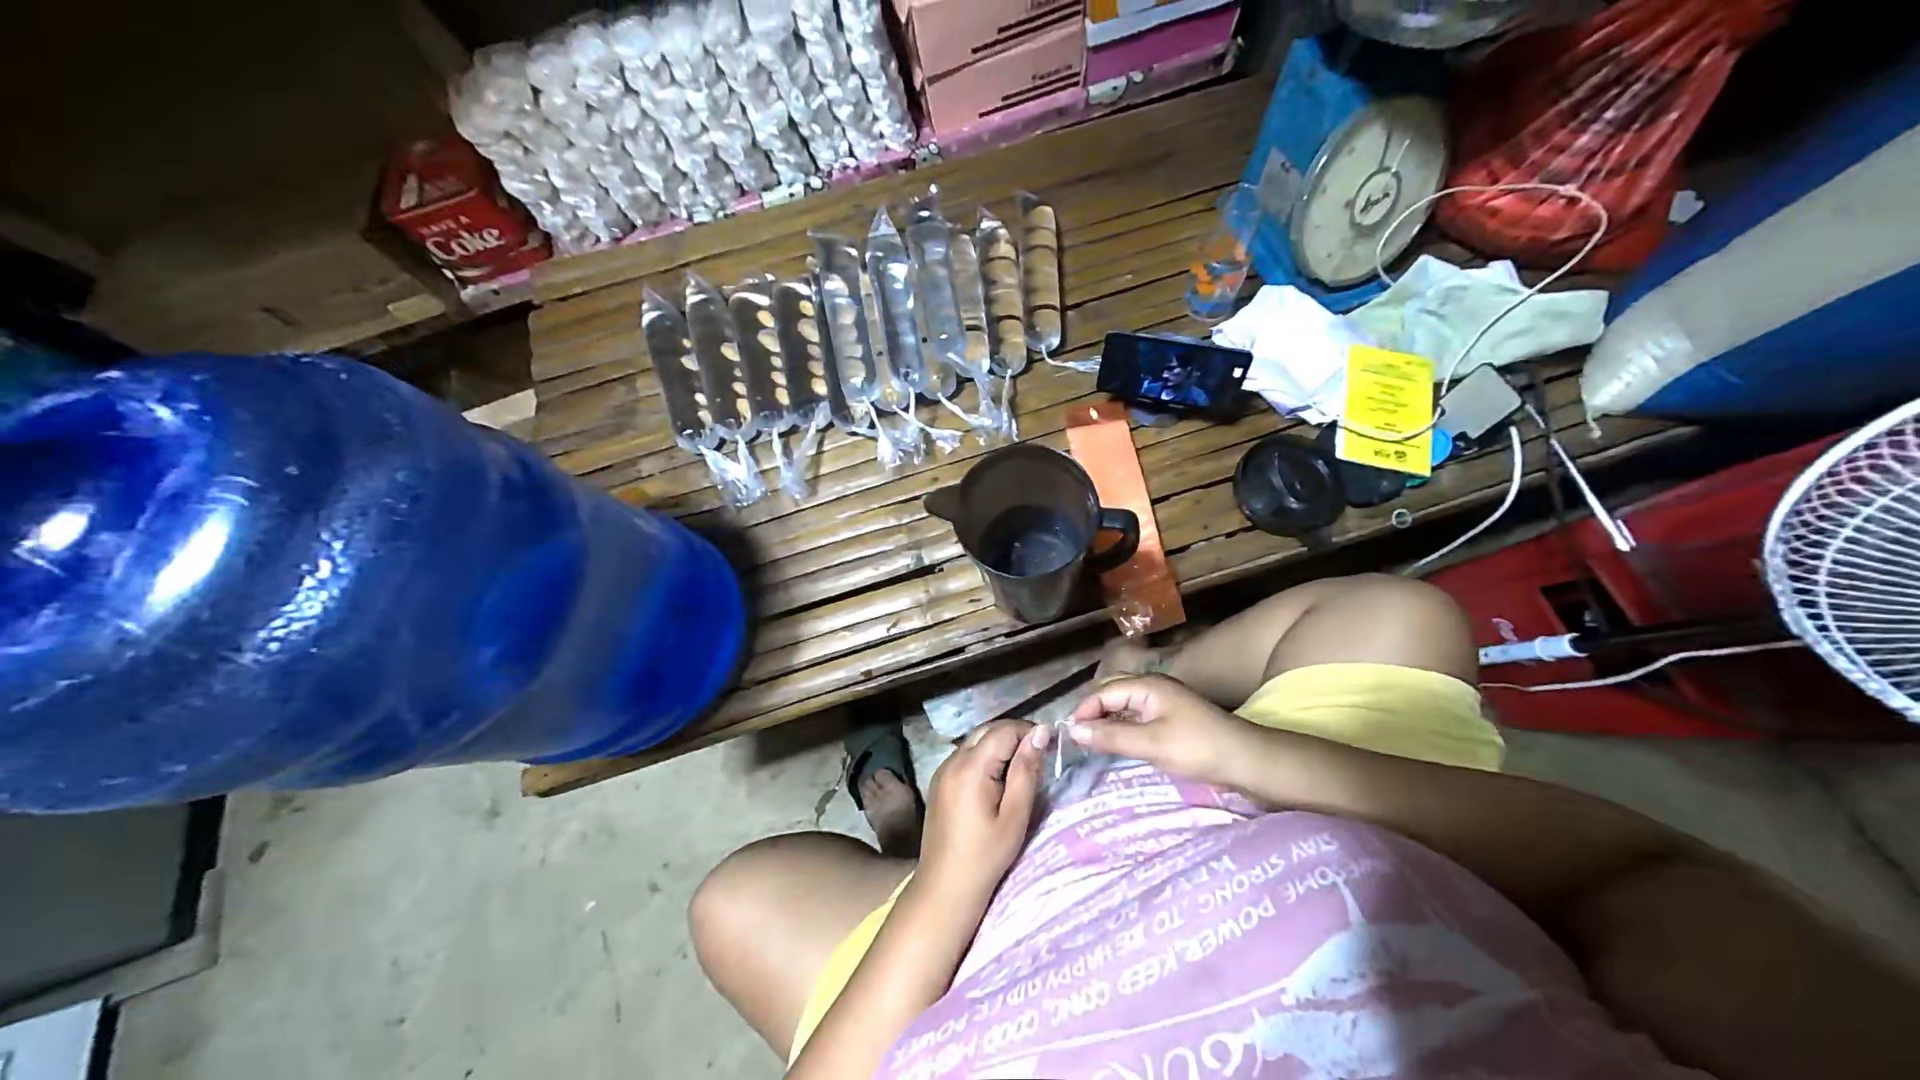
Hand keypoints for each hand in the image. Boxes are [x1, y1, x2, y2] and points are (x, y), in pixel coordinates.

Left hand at [918, 719, 1047, 905]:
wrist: (945, 885)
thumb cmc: (986, 855)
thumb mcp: (1015, 815)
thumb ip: (1026, 770)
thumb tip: (1041, 732)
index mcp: (970, 767)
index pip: (1004, 730)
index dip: (1029, 732)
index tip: (1051, 746)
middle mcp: (952, 760)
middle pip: (987, 730)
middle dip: (1015, 734)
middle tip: (1039, 755)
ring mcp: (942, 770)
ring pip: (975, 741)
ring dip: (1000, 744)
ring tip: (1023, 766)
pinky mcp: (939, 781)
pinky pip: (965, 755)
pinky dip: (985, 756)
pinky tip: (999, 778)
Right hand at [1068, 675, 1259, 788]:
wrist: (1248, 761)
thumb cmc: (1198, 748)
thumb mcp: (1151, 744)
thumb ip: (1111, 736)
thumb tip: (1072, 731)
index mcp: (1147, 685)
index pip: (1102, 692)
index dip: (1083, 712)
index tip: (1069, 738)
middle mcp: (1153, 686)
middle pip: (1111, 692)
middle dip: (1092, 712)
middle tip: (1079, 740)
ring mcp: (1163, 701)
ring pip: (1123, 704)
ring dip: (1107, 720)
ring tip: (1094, 744)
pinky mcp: (1171, 717)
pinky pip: (1136, 714)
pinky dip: (1122, 726)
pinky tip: (1118, 744)